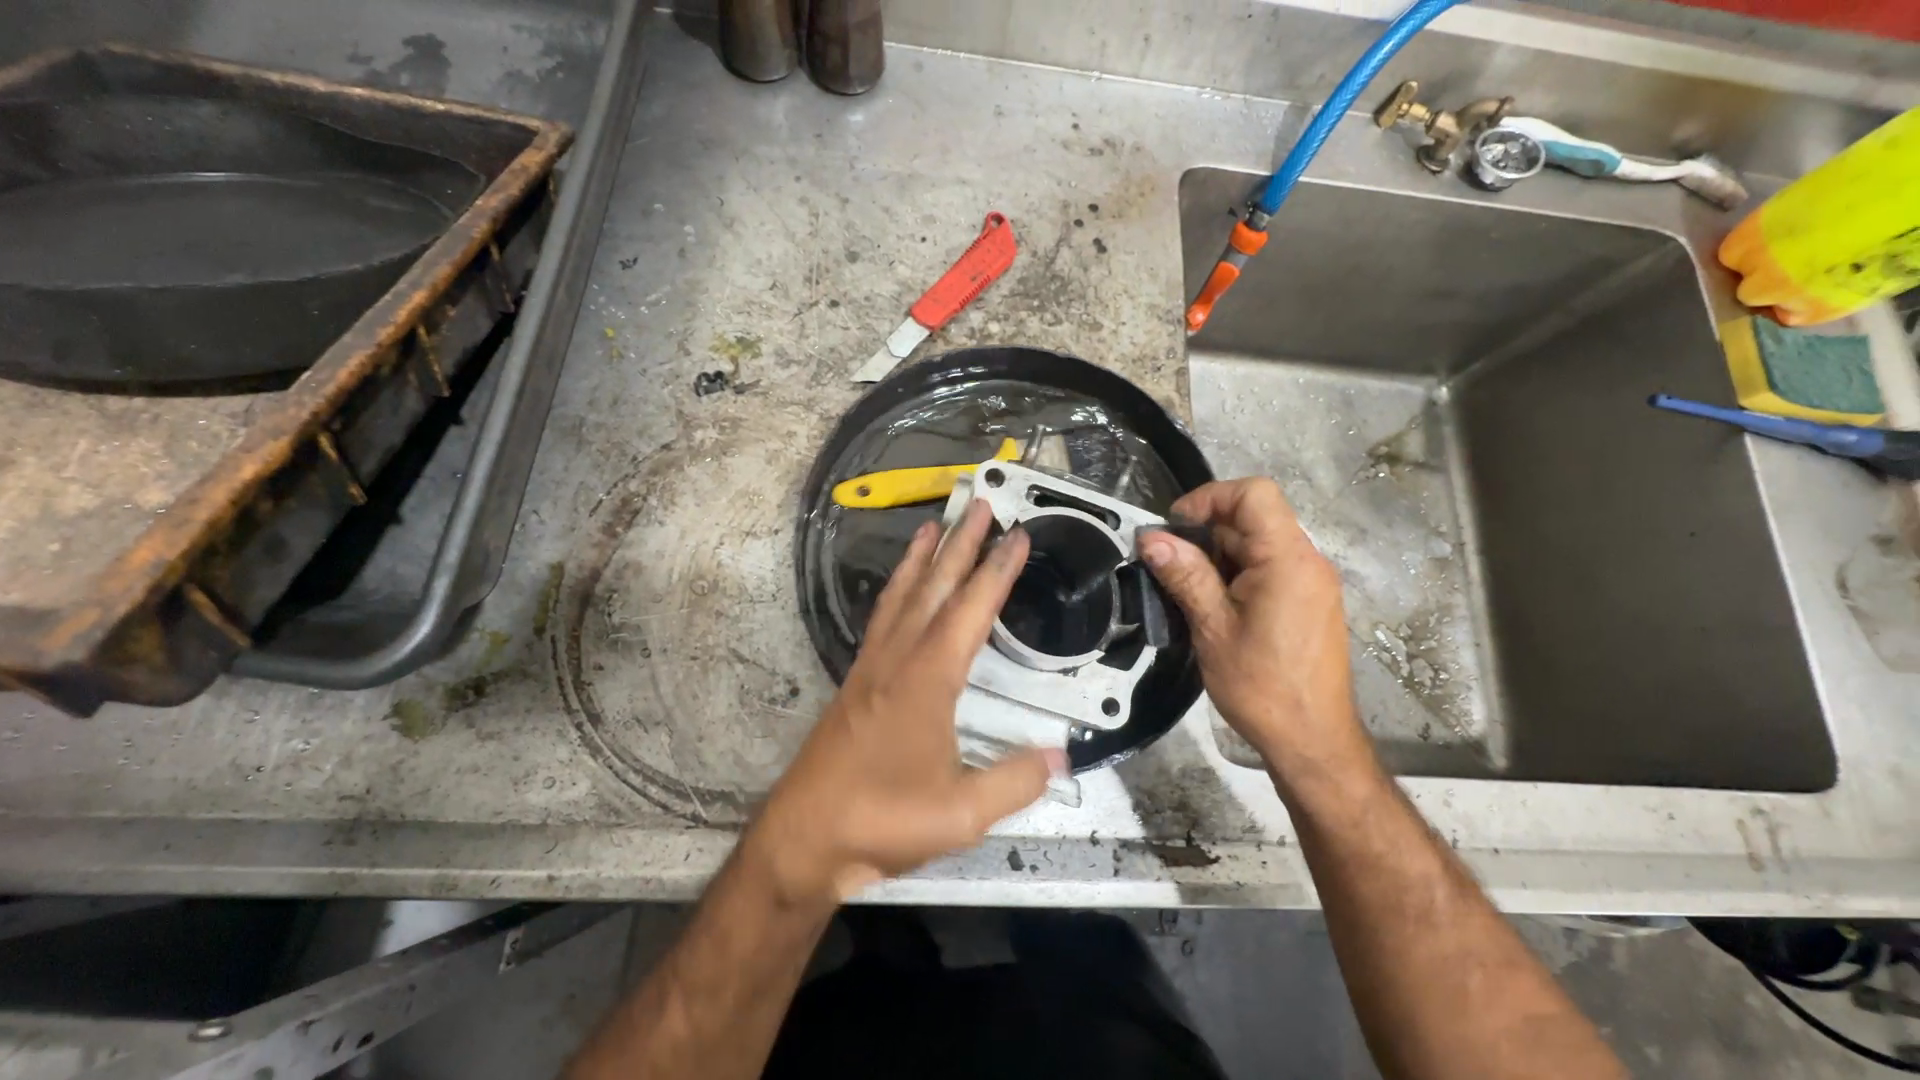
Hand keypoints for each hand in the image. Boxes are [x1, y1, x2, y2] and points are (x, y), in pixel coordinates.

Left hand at [745, 502, 1061, 906]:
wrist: (805, 836)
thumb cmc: (882, 819)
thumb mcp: (962, 812)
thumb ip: (1015, 782)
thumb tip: (1061, 758)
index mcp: (928, 679)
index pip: (971, 610)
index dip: (997, 571)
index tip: (1017, 535)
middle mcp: (897, 660)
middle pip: (933, 587)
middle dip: (960, 544)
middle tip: (980, 504)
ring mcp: (871, 670)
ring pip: (901, 597)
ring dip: (921, 559)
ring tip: (935, 525)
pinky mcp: (856, 685)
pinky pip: (883, 620)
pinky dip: (897, 591)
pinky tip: (901, 593)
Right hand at [1138, 478, 1374, 798]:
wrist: (1313, 739)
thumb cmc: (1262, 686)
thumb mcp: (1213, 629)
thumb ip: (1185, 576)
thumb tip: (1151, 538)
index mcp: (1288, 559)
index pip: (1254, 494)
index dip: (1209, 499)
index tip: (1176, 529)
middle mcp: (1307, 561)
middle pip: (1254, 517)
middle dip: (1206, 533)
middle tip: (1170, 568)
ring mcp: (1312, 582)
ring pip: (1258, 544)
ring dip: (1218, 557)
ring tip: (1188, 593)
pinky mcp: (1309, 602)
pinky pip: (1270, 568)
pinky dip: (1237, 575)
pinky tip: (1214, 607)